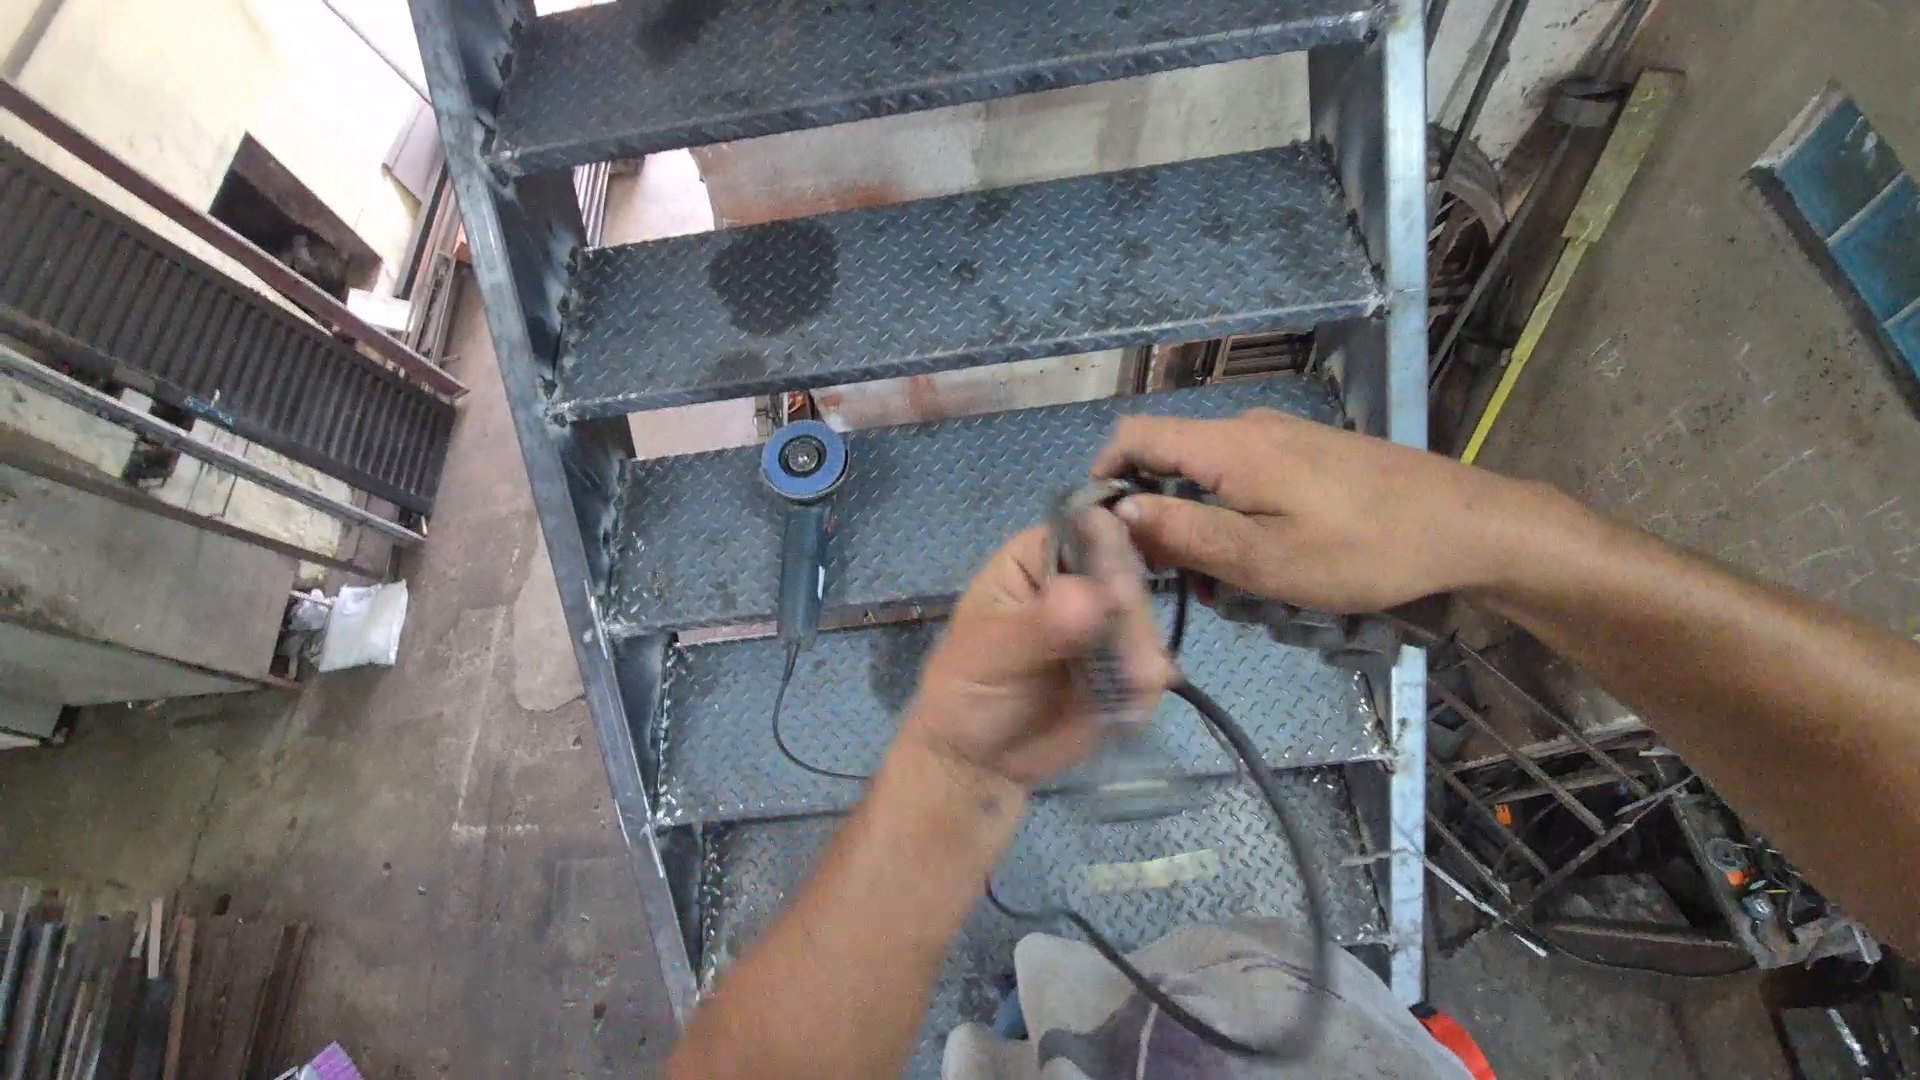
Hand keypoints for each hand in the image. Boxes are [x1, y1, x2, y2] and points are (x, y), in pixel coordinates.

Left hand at [901, 518, 1176, 789]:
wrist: (981, 760)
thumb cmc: (968, 690)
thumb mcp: (992, 654)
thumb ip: (1040, 626)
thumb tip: (1088, 597)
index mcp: (1037, 557)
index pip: (1088, 531)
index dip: (1110, 555)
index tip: (1116, 596)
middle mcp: (1078, 580)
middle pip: (1129, 575)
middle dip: (1129, 619)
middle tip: (1121, 660)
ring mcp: (1106, 623)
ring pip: (1148, 622)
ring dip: (1140, 658)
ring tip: (1118, 690)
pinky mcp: (1125, 666)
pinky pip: (1154, 667)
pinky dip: (1144, 690)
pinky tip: (1121, 708)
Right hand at [1092, 409, 1562, 612]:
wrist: (1470, 527)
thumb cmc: (1361, 548)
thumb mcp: (1261, 558)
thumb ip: (1182, 533)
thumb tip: (1117, 511)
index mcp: (1227, 448)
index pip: (1135, 435)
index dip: (1103, 474)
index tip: (1098, 528)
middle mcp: (1246, 430)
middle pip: (1168, 460)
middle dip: (1153, 516)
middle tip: (1169, 577)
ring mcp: (1280, 440)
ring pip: (1206, 477)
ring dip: (1195, 526)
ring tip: (1220, 584)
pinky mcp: (1307, 456)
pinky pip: (1243, 482)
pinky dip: (1230, 519)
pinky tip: (1260, 561)